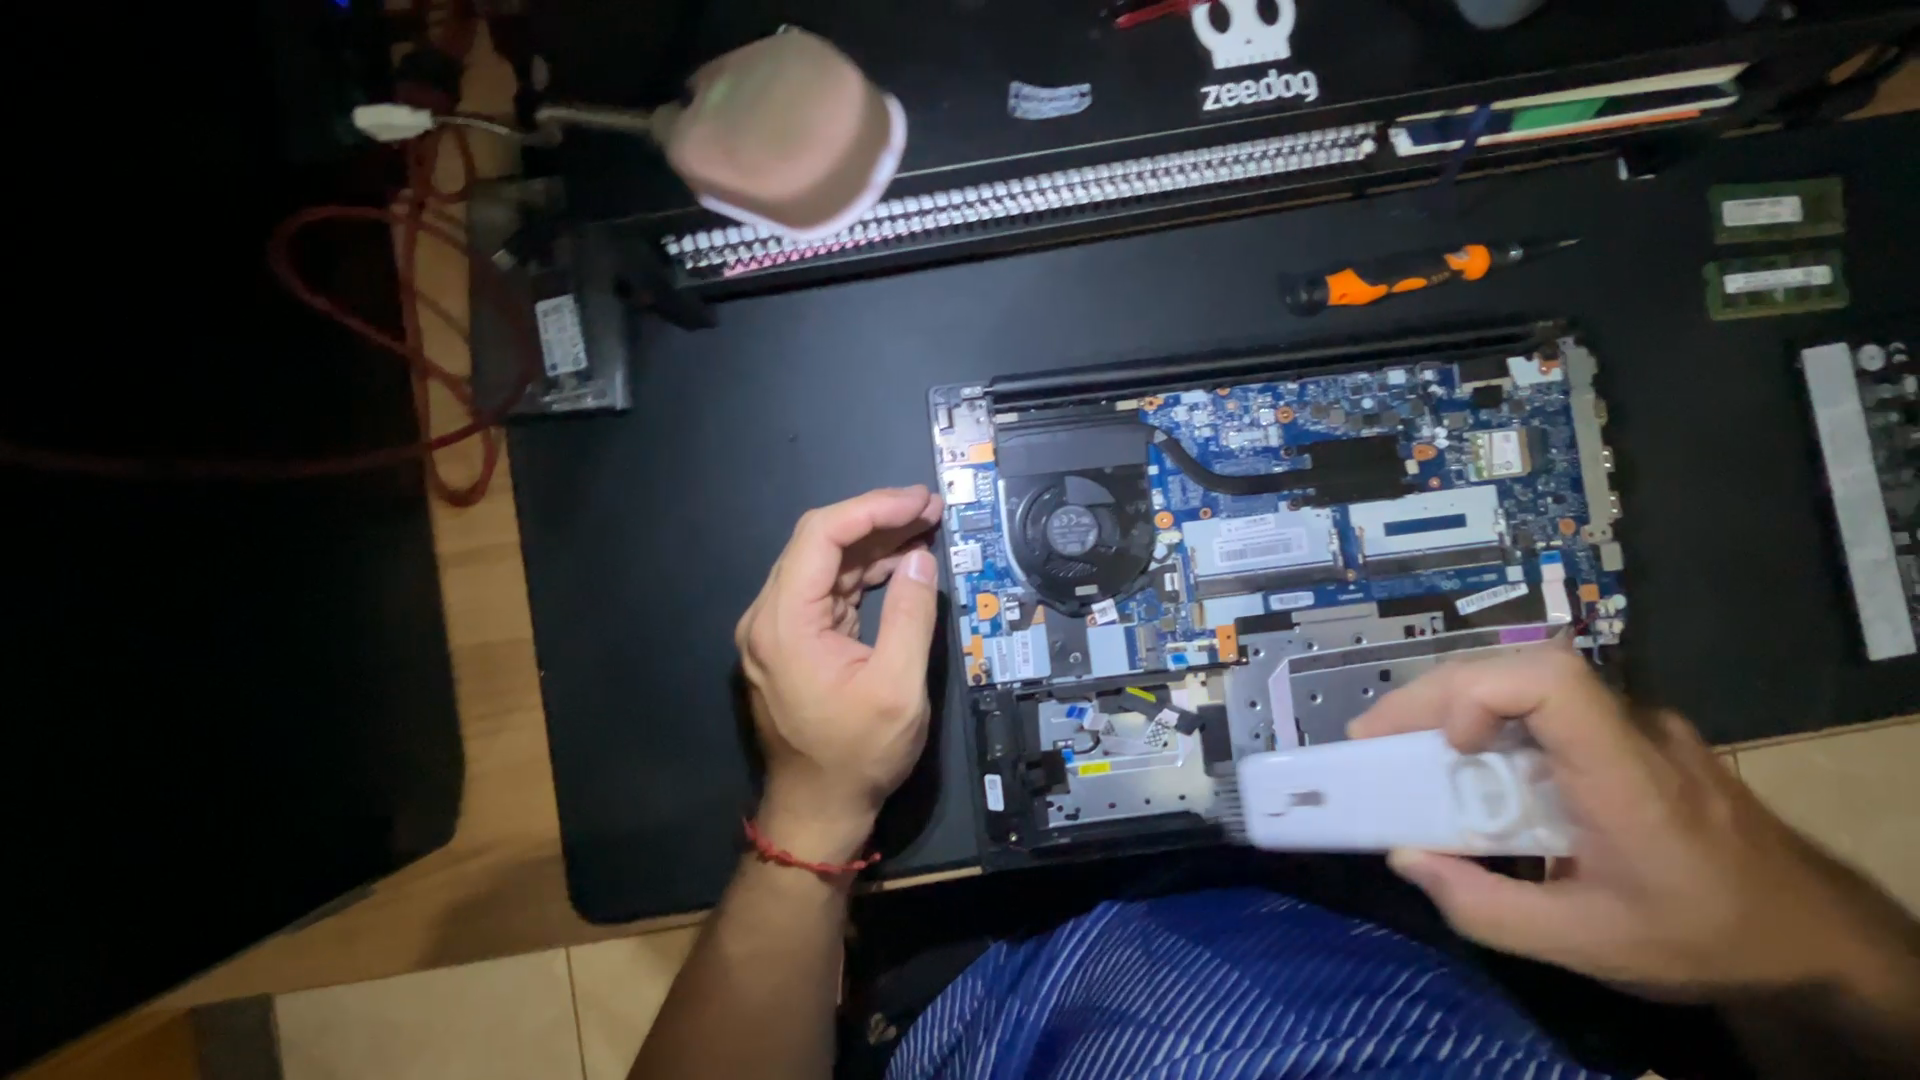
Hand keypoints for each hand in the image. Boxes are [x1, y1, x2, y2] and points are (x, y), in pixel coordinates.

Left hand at [735, 486, 943, 863]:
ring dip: (872, 546)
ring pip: (823, 565)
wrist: (817, 810)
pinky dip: (863, 575)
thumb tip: (919, 558)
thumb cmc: (856, 756)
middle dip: (876, 520)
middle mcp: (769, 616)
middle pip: (818, 543)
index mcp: (784, 623)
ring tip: (924, 530)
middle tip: (930, 510)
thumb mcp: (897, 688)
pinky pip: (826, 592)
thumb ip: (908, 614)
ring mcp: (776, 630)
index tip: (919, 502)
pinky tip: (899, 566)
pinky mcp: (791, 642)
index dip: (872, 508)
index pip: (820, 536)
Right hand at [1350, 648, 1918, 998]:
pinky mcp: (1634, 738)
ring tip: (1408, 745)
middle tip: (1374, 738)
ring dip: (1455, 703)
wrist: (1821, 942)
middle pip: (1520, 670)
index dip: (1479, 692)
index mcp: (1627, 777)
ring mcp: (1638, 728)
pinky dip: (1489, 720)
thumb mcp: (1587, 945)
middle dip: (1434, 697)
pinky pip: (1547, 708)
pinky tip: (1472, 761)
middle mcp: (1633, 732)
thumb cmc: (1709, 940)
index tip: (1447, 743)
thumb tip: (1405, 858)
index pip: (1552, 683)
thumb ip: (1486, 909)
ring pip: (1528, 681)